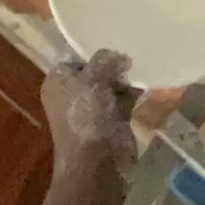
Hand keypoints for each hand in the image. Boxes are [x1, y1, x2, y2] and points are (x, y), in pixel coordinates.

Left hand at [41, 50, 136, 175]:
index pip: (73, 56)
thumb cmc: (87, 114)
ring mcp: (91, 108)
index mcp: (58, 80)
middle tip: (130, 52)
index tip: (112, 42)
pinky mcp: (110, 121)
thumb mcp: (94, 78)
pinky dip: (132, 93)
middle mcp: (72, 93)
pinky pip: (123, 99)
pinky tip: (145, 84)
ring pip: (110, 84)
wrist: (97, 162)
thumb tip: (120, 57)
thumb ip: (105, 60)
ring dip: (124, 79)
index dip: (91, 50)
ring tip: (141, 65)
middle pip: (94, 69)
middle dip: (112, 64)